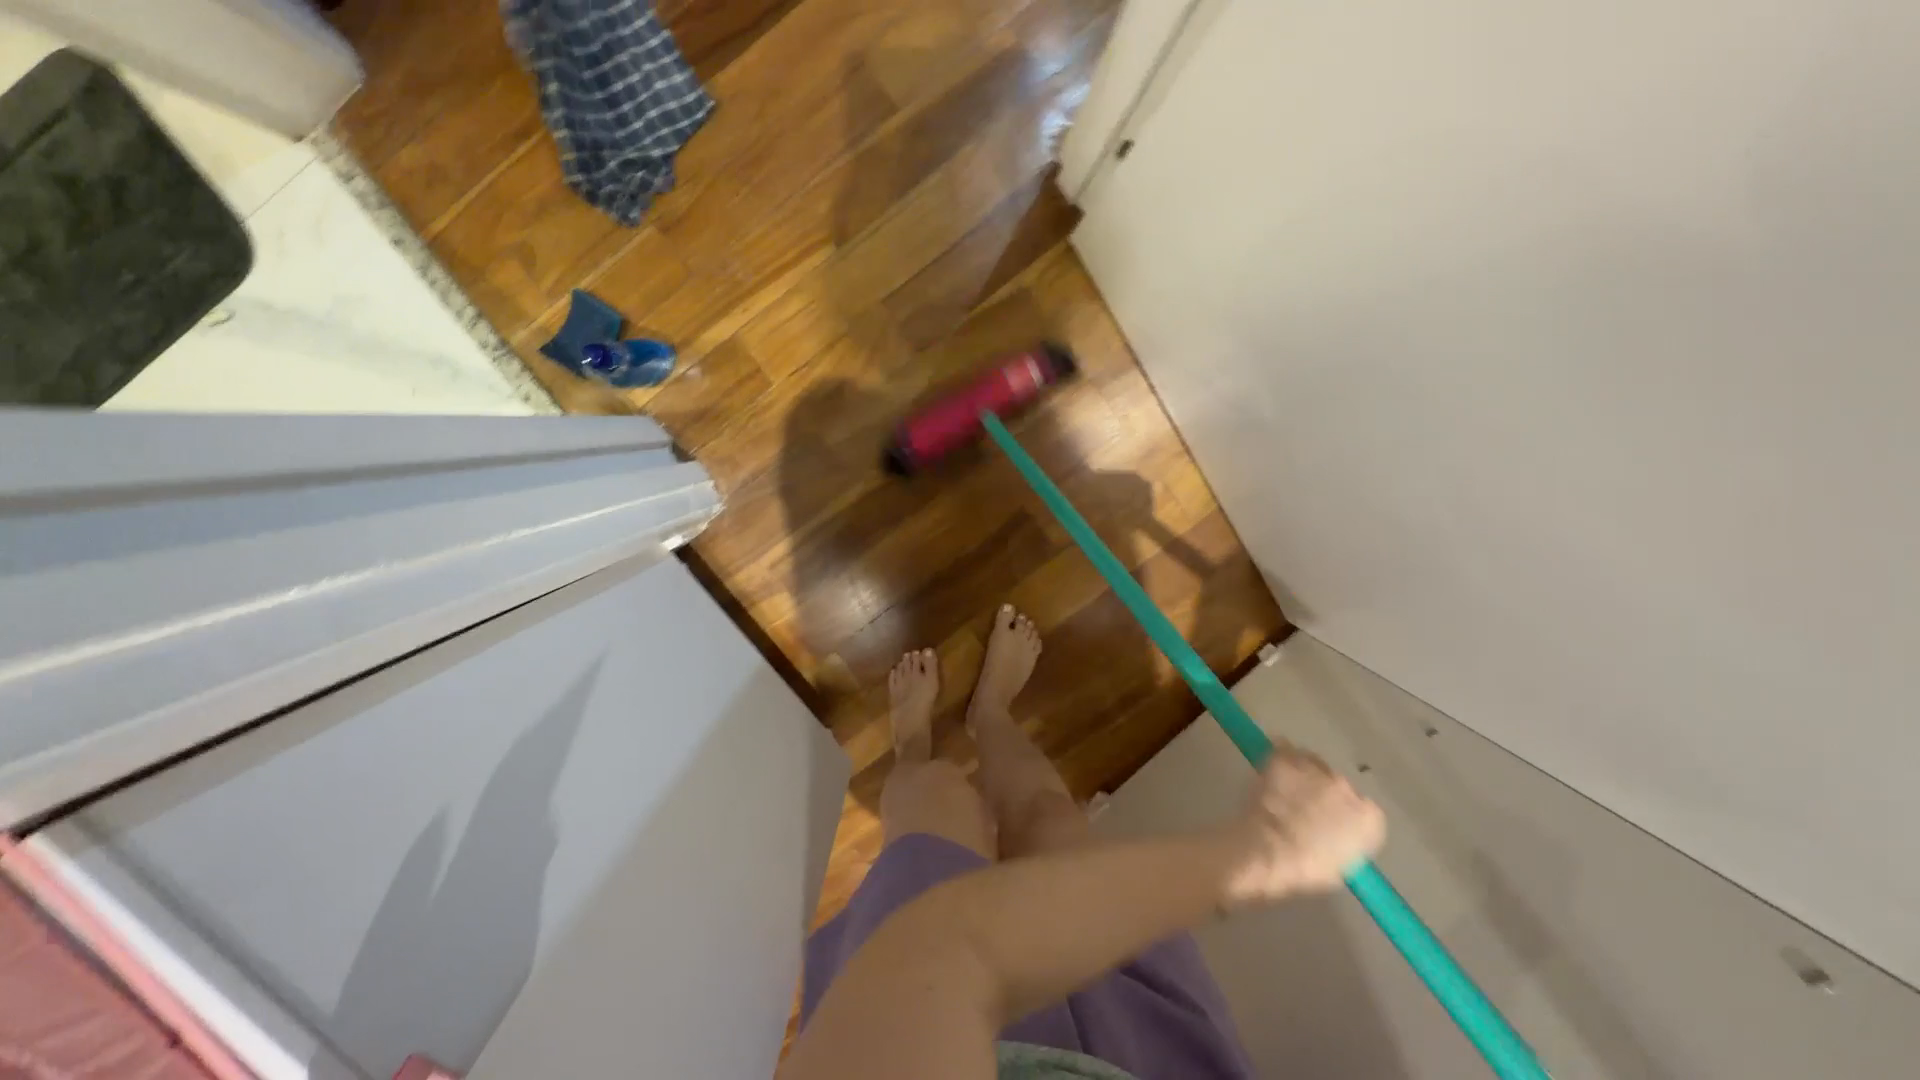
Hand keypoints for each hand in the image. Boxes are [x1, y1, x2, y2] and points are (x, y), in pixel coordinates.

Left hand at [1219, 742, 1385, 907]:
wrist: (1269, 853)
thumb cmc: (1306, 870)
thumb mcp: (1341, 867)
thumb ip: (1347, 842)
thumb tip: (1337, 834)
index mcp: (1369, 817)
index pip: (1361, 809)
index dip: (1341, 814)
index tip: (1326, 823)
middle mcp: (1348, 787)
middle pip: (1336, 784)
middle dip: (1321, 793)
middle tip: (1300, 809)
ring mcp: (1316, 769)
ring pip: (1312, 764)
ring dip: (1301, 774)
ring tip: (1284, 791)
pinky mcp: (1287, 759)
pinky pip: (1284, 750)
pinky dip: (1279, 759)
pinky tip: (1272, 772)